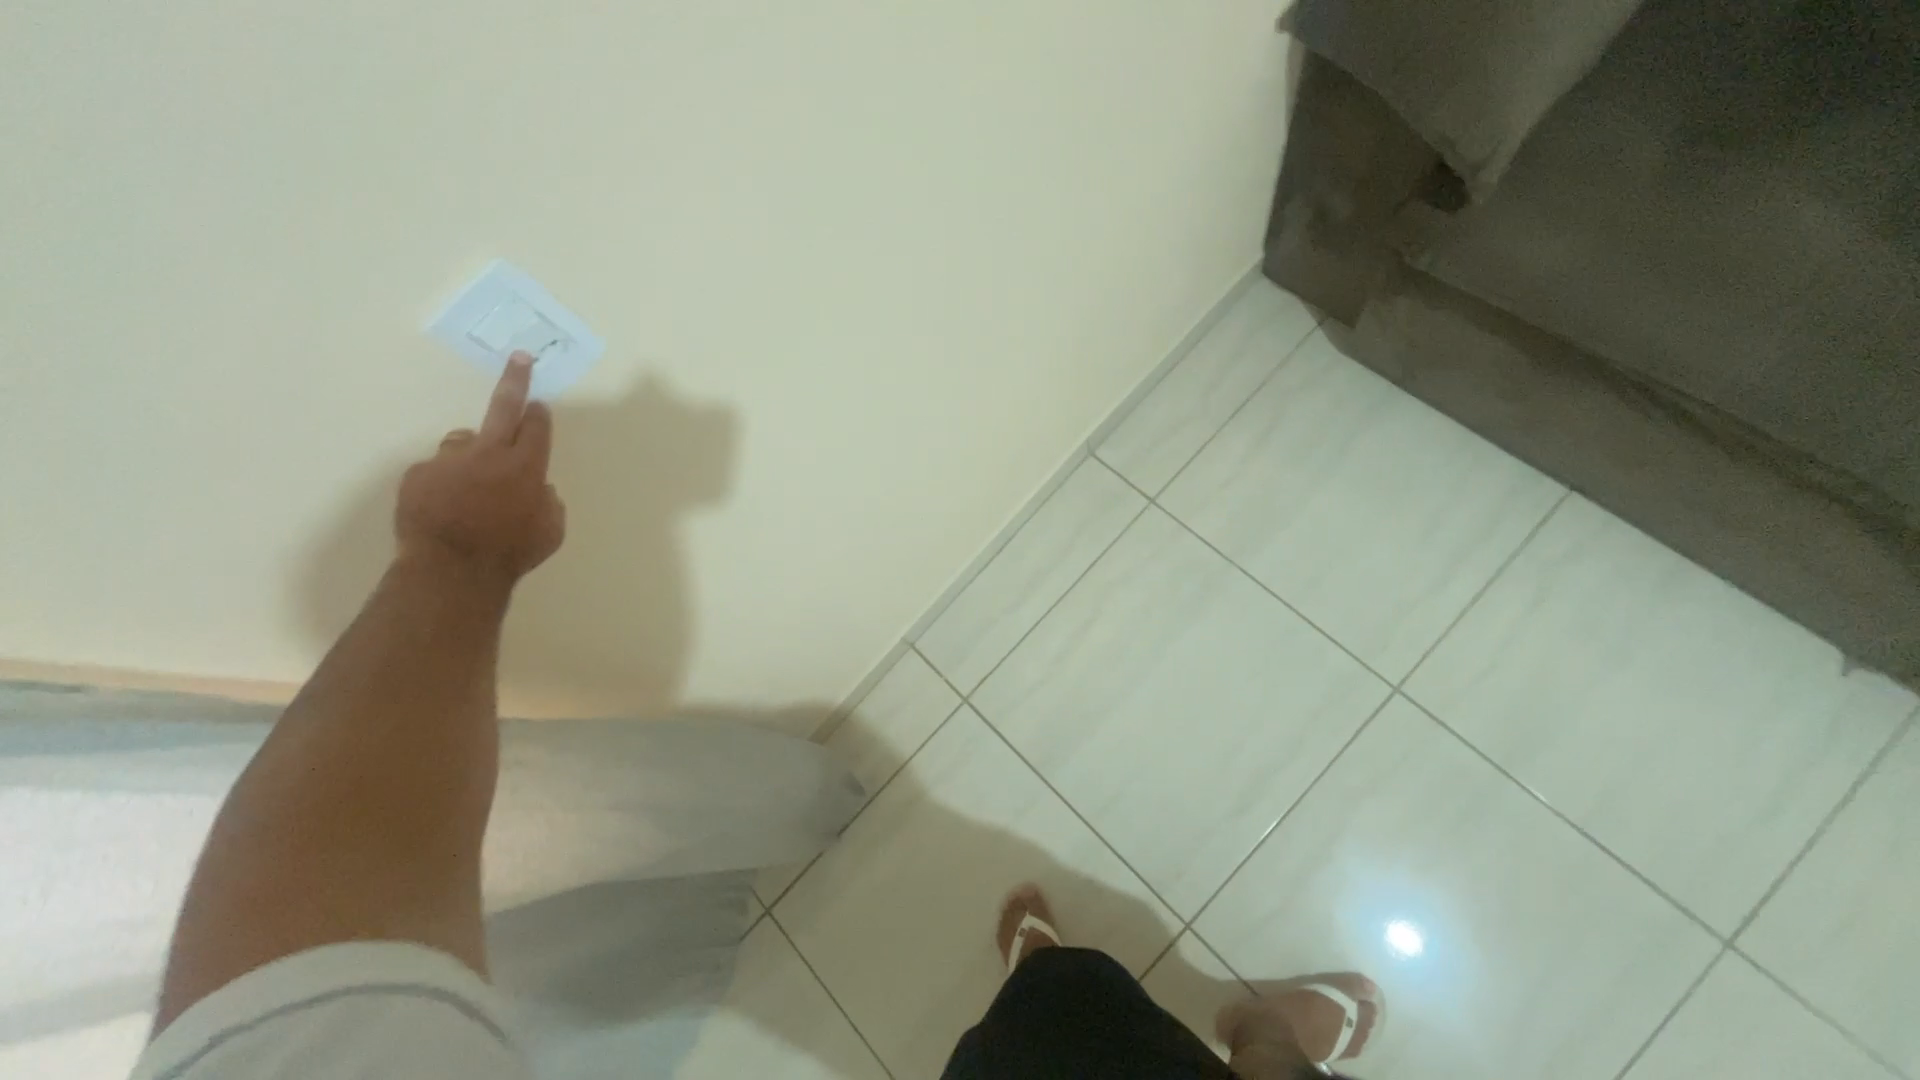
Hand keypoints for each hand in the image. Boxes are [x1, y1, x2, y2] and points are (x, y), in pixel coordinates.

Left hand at [395, 353, 565, 582]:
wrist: (451, 569)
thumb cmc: (511, 553)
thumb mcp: (550, 531)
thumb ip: (548, 502)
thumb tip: (540, 489)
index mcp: (526, 466)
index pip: (537, 427)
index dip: (539, 414)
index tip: (539, 404)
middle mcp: (489, 454)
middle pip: (504, 408)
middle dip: (515, 381)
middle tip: (520, 360)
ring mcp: (449, 461)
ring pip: (463, 442)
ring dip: (470, 454)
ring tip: (469, 486)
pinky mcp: (418, 474)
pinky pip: (436, 471)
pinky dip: (443, 483)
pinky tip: (444, 507)